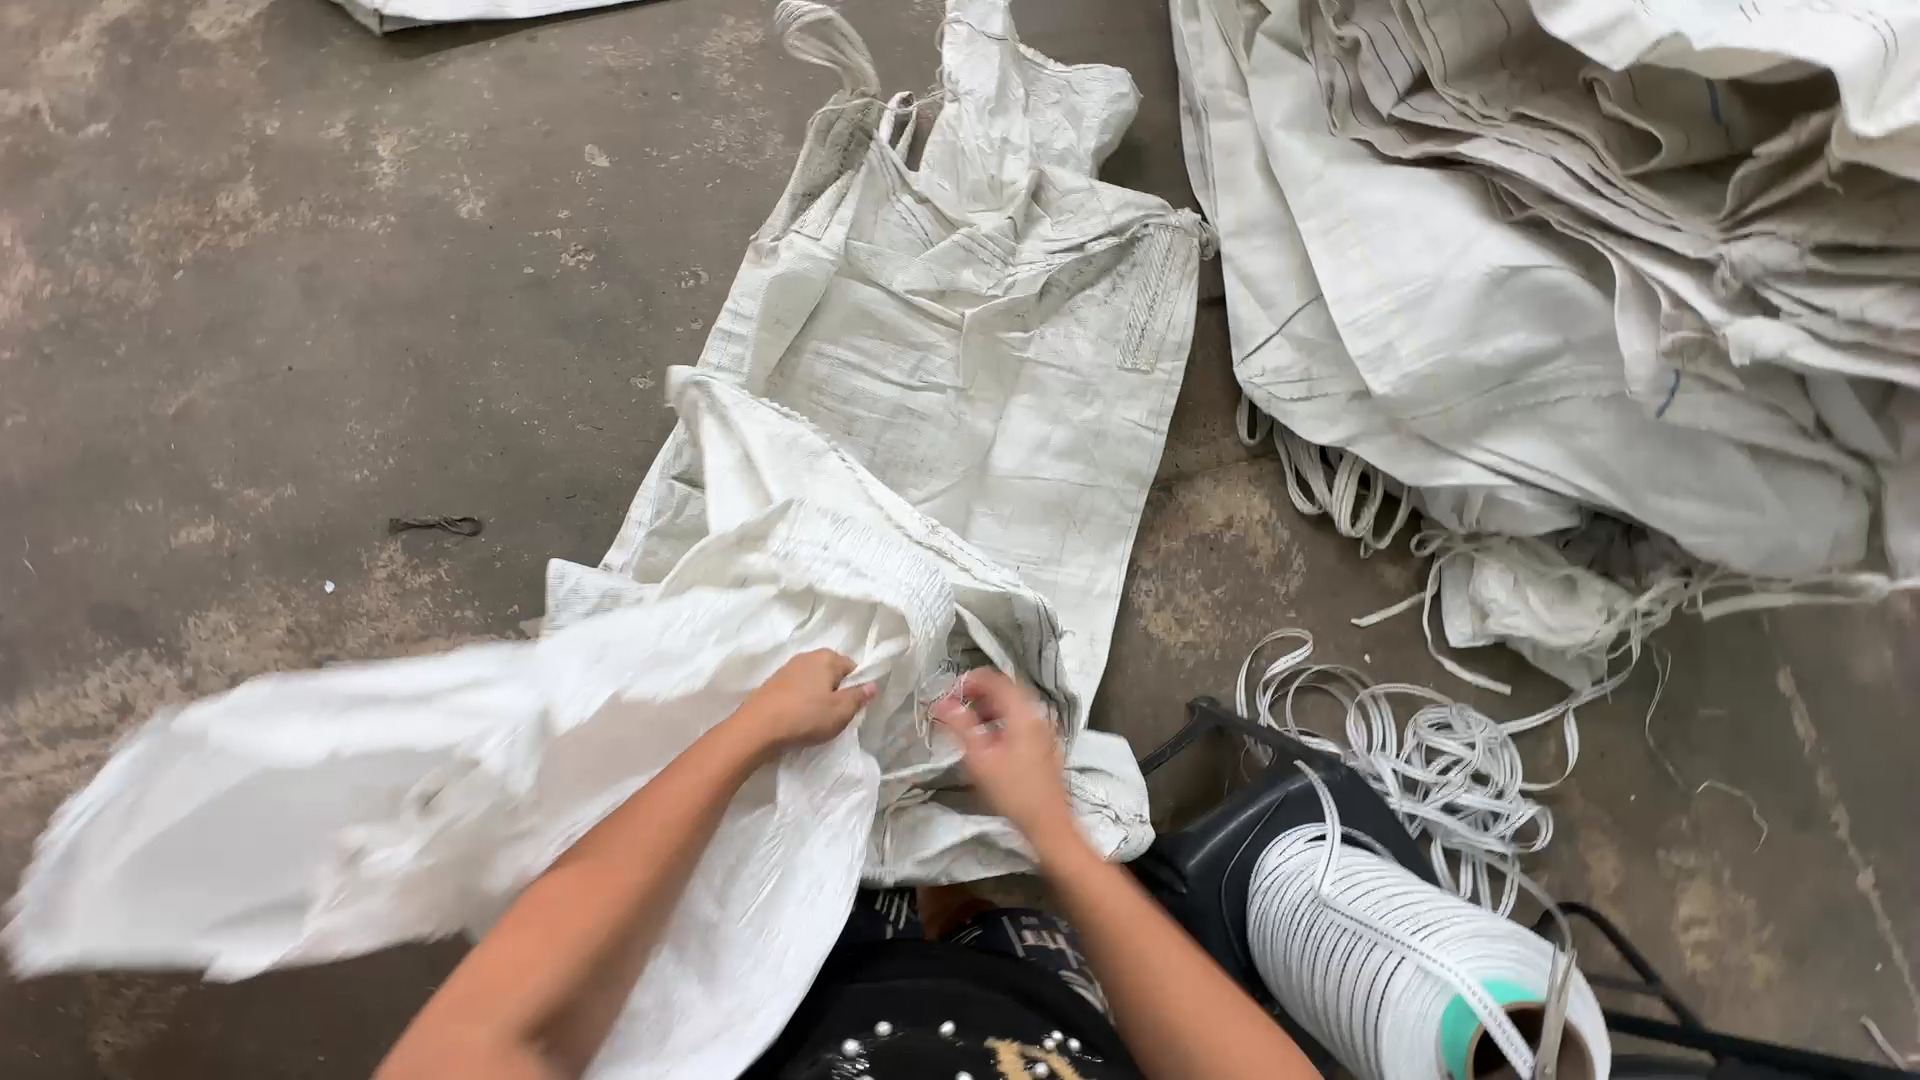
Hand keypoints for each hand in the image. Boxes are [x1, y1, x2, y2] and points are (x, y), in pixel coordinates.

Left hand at [732, 650, 876, 756]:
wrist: (756, 728)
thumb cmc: (805, 717)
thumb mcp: (840, 711)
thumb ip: (859, 697)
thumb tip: (872, 685)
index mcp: (827, 657)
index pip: (853, 668)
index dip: (856, 687)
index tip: (851, 708)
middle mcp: (807, 656)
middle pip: (832, 673)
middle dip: (836, 691)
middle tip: (835, 715)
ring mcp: (787, 669)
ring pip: (813, 682)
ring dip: (817, 697)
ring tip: (815, 720)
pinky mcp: (773, 683)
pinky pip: (797, 690)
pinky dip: (801, 701)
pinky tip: (797, 718)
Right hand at [931, 669, 1074, 844]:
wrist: (1048, 823)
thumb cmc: (1012, 791)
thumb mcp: (979, 758)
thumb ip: (960, 726)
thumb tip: (941, 702)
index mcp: (1022, 713)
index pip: (996, 680)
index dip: (971, 681)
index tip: (951, 693)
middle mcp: (1037, 714)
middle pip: (1007, 689)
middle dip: (980, 693)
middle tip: (958, 706)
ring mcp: (1044, 729)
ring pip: (1015, 705)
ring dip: (991, 707)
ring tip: (970, 722)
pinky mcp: (1046, 744)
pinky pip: (1022, 719)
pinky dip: (1003, 719)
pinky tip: (991, 739)